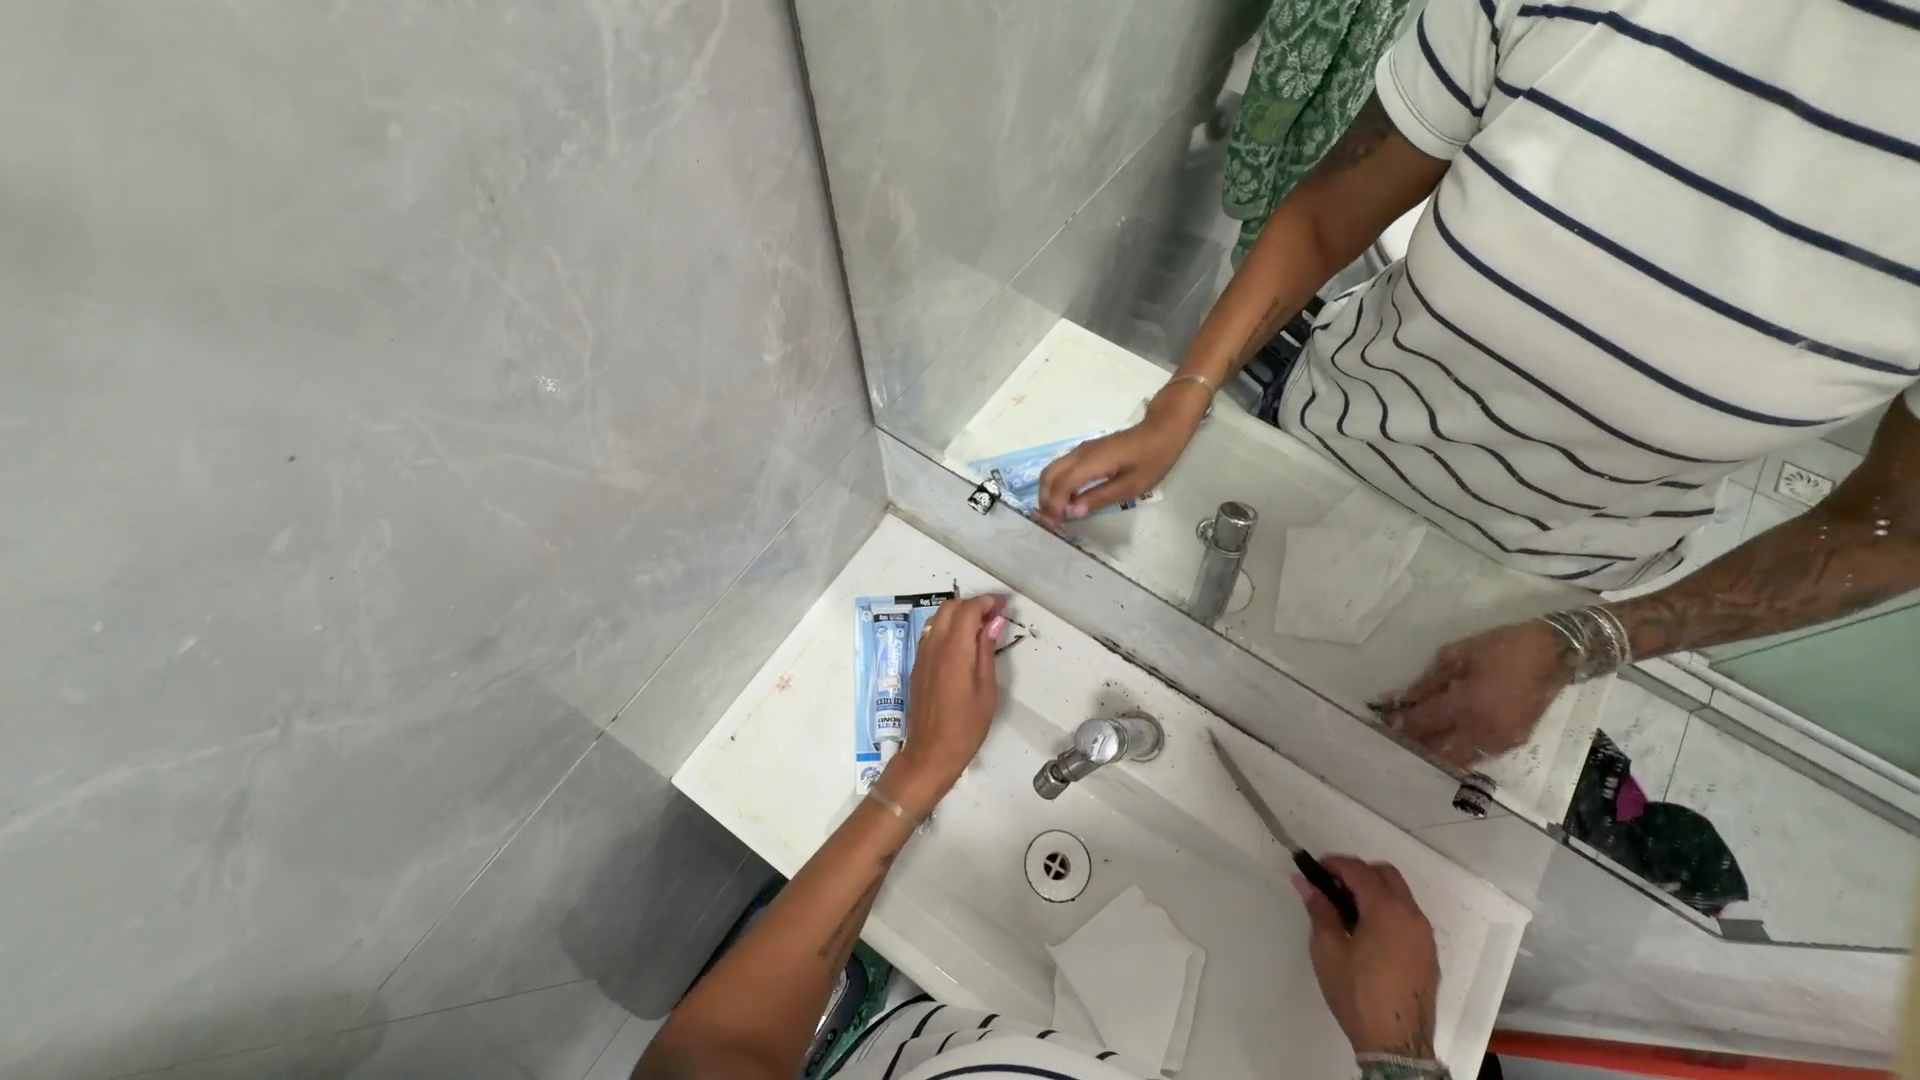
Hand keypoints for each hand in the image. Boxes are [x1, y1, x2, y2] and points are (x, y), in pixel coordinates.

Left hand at [881, 593, 1007, 814]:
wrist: (931, 752)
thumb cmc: (966, 726)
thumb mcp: (987, 689)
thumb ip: (986, 651)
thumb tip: (993, 623)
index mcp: (954, 651)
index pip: (967, 610)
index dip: (986, 601)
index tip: (1003, 604)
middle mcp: (934, 646)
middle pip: (949, 608)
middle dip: (972, 604)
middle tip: (993, 613)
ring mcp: (922, 655)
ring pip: (937, 619)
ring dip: (958, 614)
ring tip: (980, 626)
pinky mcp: (917, 666)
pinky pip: (931, 634)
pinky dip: (947, 628)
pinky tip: (962, 642)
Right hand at [1033, 391, 1205, 527]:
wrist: (1160, 431)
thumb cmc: (1151, 460)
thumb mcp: (1131, 486)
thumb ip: (1100, 498)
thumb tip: (1073, 511)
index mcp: (1092, 462)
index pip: (1062, 485)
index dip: (1054, 507)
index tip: (1055, 526)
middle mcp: (1080, 454)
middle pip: (1049, 476)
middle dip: (1045, 500)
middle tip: (1051, 523)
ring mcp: (1080, 451)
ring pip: (1052, 470)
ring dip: (1048, 493)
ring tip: (1056, 514)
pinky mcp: (1084, 452)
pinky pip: (1061, 468)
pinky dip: (1056, 485)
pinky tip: (1067, 500)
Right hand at [1298, 857, 1439, 1057]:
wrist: (1396, 1043)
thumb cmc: (1356, 992)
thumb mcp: (1327, 949)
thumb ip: (1319, 909)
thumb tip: (1305, 882)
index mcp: (1387, 910)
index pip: (1359, 870)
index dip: (1334, 864)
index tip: (1313, 871)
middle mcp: (1412, 916)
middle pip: (1385, 874)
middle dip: (1357, 873)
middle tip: (1332, 888)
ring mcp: (1424, 936)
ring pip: (1400, 895)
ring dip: (1374, 891)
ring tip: (1347, 912)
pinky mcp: (1428, 954)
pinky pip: (1408, 917)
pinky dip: (1388, 911)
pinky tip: (1368, 934)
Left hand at [1373, 620, 1570, 767]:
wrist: (1553, 654)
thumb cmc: (1499, 649)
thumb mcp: (1454, 656)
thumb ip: (1426, 682)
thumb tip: (1401, 699)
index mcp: (1465, 704)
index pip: (1422, 722)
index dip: (1399, 723)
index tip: (1381, 723)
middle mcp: (1482, 729)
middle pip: (1437, 749)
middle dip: (1413, 744)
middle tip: (1395, 736)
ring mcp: (1501, 740)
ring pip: (1458, 759)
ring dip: (1435, 753)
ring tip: (1417, 741)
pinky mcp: (1514, 742)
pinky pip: (1479, 757)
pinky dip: (1458, 754)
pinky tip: (1445, 743)